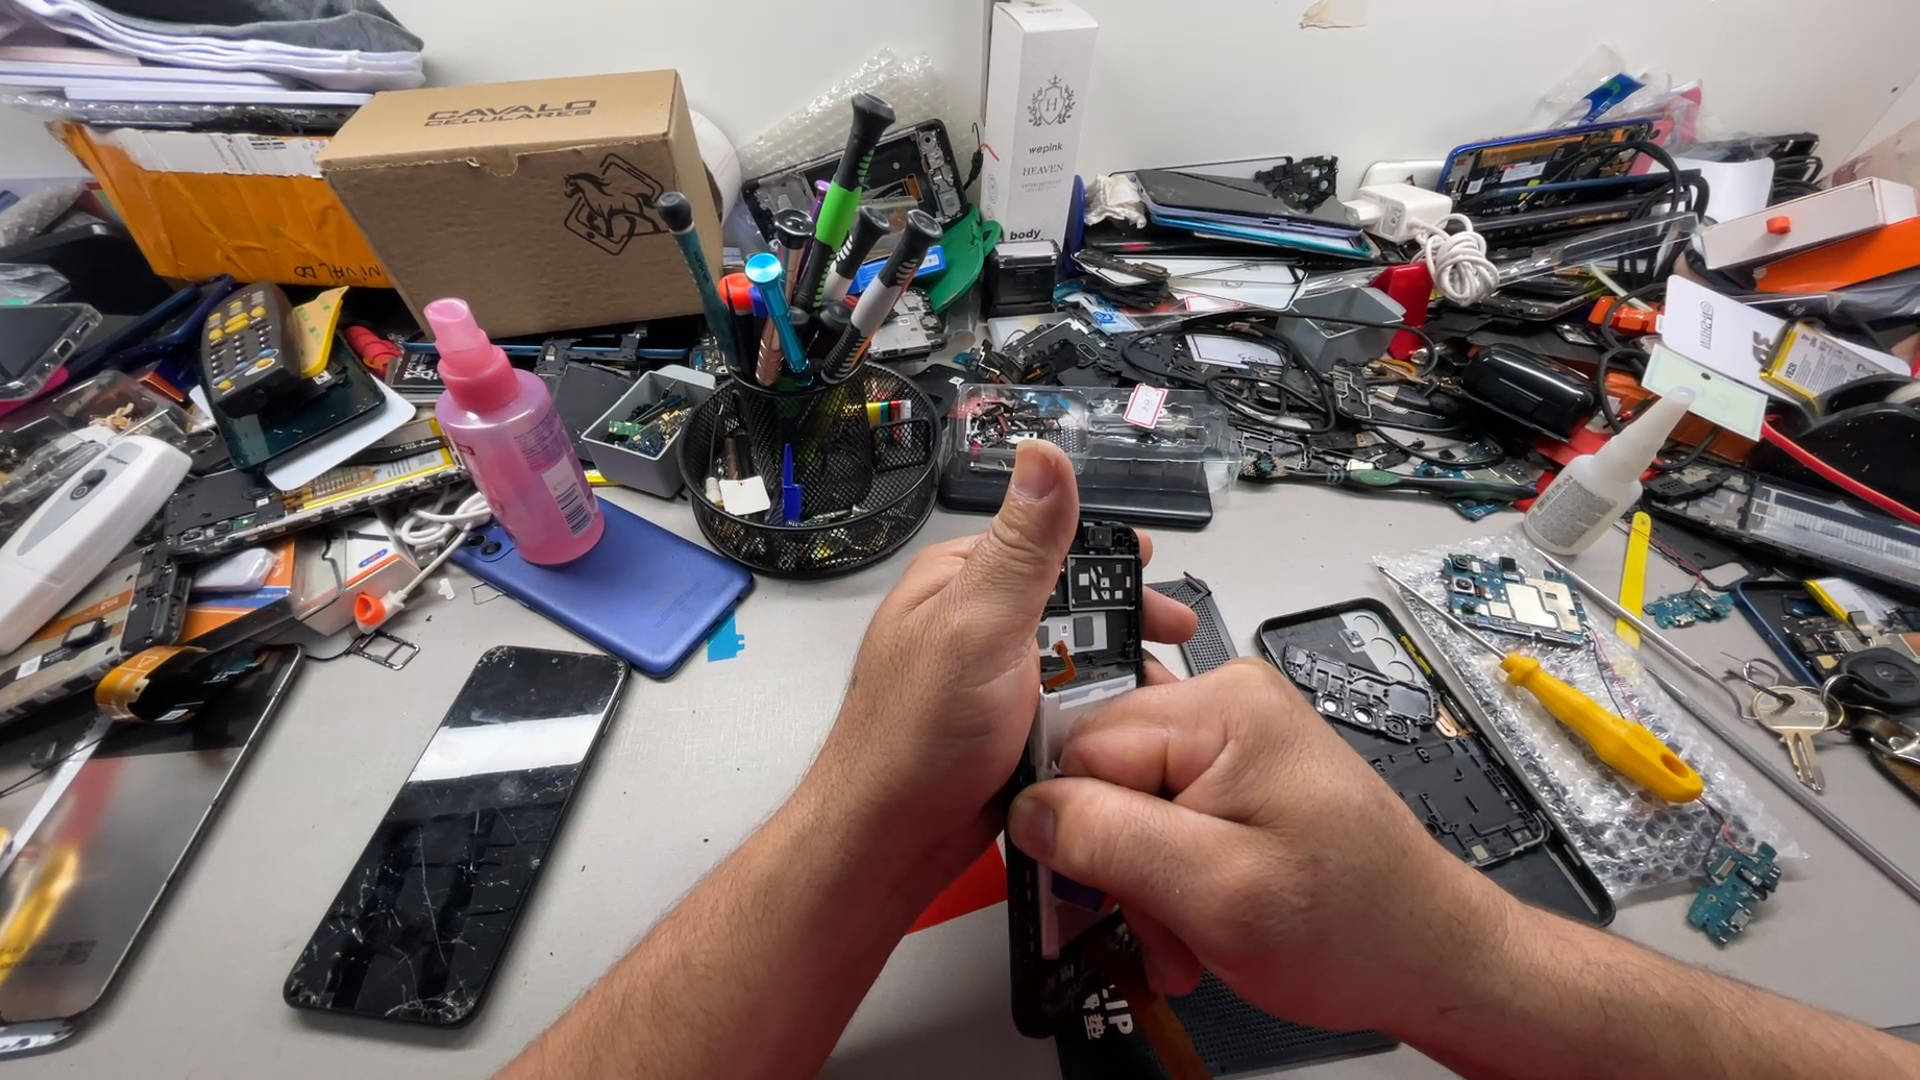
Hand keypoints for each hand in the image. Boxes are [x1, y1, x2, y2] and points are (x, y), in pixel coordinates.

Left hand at [808, 439, 1197, 890]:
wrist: (887, 841)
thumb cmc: (914, 735)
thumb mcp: (980, 624)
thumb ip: (1023, 545)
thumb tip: (1042, 458)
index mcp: (959, 580)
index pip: (1044, 542)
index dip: (1105, 557)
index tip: (1151, 571)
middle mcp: (970, 620)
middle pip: (1063, 601)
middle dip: (1120, 618)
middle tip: (1167, 634)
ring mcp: (985, 673)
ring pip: (1066, 654)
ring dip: (1112, 667)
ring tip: (1153, 687)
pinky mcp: (999, 719)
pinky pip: (1058, 701)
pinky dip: (1091, 708)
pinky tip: (1117, 725)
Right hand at [1005, 657, 1519, 1034]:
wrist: (1431, 957)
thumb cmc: (1358, 925)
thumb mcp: (1219, 894)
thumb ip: (1111, 841)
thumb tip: (1029, 810)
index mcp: (1222, 706)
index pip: (1086, 742)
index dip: (1080, 822)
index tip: (1094, 886)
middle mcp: (1222, 699)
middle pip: (1103, 766)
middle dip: (1114, 852)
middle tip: (1155, 916)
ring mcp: (1227, 730)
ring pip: (1123, 790)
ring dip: (1138, 867)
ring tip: (1183, 925)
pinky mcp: (1229, 761)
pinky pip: (1156, 799)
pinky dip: (1160, 859)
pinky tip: (1189, 904)